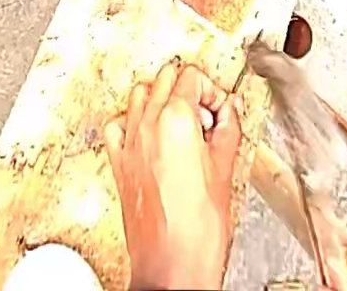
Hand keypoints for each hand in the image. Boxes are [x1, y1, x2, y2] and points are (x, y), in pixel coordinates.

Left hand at [106, 61, 243, 290]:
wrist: (172, 270)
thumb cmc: (198, 230)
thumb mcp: (225, 168)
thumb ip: (228, 127)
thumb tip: (229, 108)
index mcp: (176, 120)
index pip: (193, 76)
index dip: (211, 90)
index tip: (218, 110)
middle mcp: (149, 124)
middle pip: (166, 76)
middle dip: (189, 89)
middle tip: (205, 115)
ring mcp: (130, 142)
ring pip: (140, 92)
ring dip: (160, 97)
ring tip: (180, 120)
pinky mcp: (119, 162)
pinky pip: (117, 123)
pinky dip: (131, 119)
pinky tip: (148, 132)